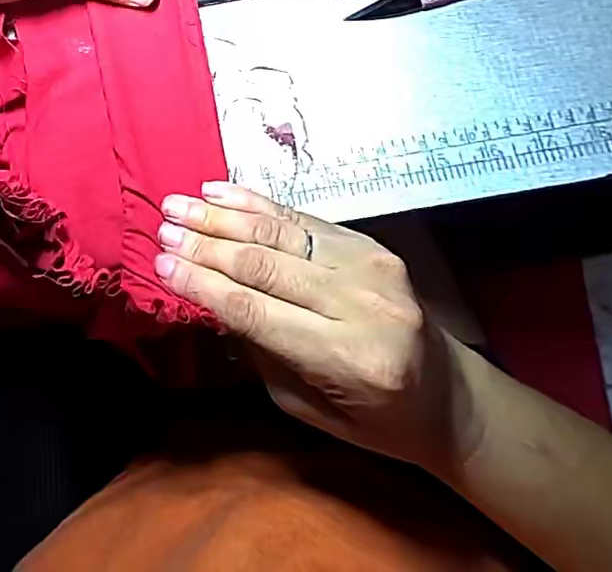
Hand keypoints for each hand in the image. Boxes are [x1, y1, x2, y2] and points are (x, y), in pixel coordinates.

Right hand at [155, 182, 481, 474]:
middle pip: (263, 265)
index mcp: (351, 359)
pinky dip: (253, 204)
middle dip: (205, 246)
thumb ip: (259, 346)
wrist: (451, 399)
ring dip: (220, 217)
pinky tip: (217, 193)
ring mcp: (371, 267)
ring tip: (177, 206)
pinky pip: (300, 217)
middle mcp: (363, 305)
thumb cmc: (372, 417)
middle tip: (163, 231)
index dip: (202, 285)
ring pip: (278, 233)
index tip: (160, 264)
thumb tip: (208, 291)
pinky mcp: (370, 244)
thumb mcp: (304, 403)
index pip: (255, 310)